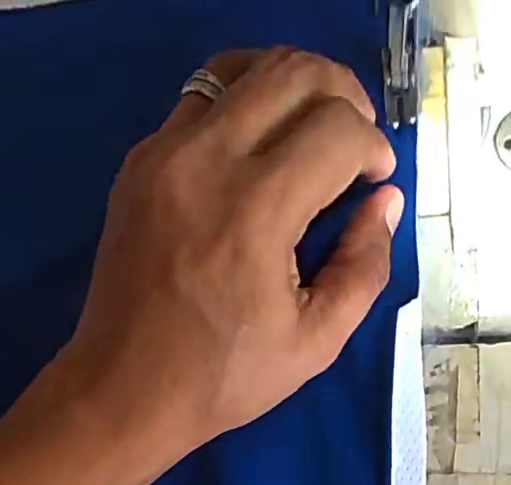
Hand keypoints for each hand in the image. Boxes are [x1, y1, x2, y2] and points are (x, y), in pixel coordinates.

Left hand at [57, 48, 404, 462]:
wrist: (127, 388)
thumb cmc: (224, 378)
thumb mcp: (316, 342)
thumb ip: (363, 268)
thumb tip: (384, 203)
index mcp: (255, 212)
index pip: (336, 129)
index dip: (373, 146)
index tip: (376, 180)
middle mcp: (206, 161)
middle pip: (293, 72)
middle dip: (344, 96)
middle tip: (357, 143)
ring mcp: (163, 154)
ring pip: (242, 69)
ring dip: (294, 89)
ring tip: (314, 135)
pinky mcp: (139, 163)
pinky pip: (202, 101)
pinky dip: (245, 107)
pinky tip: (261, 154)